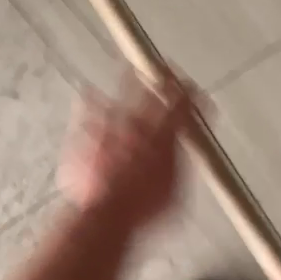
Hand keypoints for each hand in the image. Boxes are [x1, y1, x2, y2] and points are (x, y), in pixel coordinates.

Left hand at [58, 75, 193, 231]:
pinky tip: (87, 92)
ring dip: (127, 81)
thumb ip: (178, 164)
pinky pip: (87, 110)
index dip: (190, 95)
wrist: (105, 213)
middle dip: (162, 77)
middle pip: (153, 92)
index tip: (193, 89)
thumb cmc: (142, 207)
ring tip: (128, 66)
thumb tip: (181, 154)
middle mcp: (139, 126)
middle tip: (166, 67)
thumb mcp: (175, 190)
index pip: (183, 106)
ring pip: (121, 95)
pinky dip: (89, 101)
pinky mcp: (87, 135)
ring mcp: (111, 127)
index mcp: (165, 137)